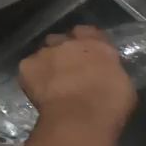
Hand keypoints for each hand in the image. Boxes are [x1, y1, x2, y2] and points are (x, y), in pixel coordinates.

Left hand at [17, 26, 135, 130]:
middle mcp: (66, 44)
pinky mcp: (25, 65)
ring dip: (47, 62)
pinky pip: (29, 66)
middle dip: (62, 49)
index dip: (84, 38)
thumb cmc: (109, 102)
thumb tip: (98, 66)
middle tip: (67, 65)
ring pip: (42, 52)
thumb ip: (105, 65)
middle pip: (60, 40)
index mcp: (95, 46)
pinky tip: (40, 85)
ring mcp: (43, 53)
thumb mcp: (120, 79)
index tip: (86, 48)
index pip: (86, 30)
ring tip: (52, 78)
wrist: (78, 115)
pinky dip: (33, 73)